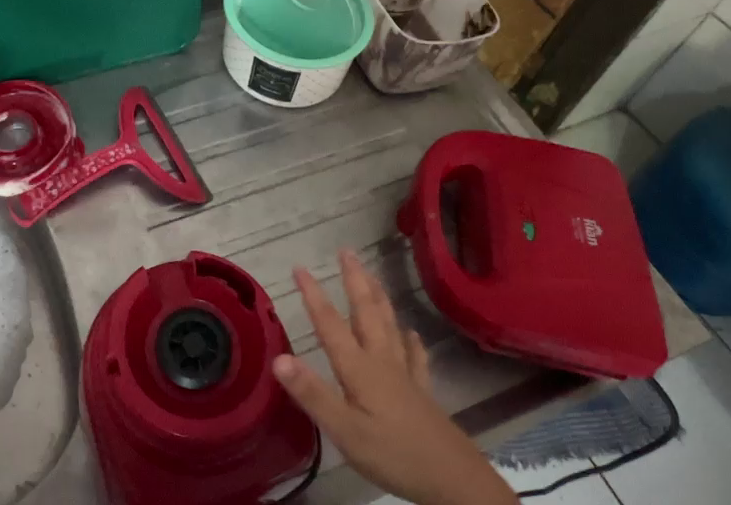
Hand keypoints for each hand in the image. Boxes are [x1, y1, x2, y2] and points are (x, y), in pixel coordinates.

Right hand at [272, 250, 517, 504]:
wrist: (451, 478)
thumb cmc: (392, 453)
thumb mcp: (344, 430)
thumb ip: (312, 393)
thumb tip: (278, 357)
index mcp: (359, 368)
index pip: (330, 325)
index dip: (313, 295)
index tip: (300, 267)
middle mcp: (382, 361)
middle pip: (366, 313)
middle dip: (354, 281)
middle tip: (347, 252)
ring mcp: (405, 374)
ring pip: (389, 325)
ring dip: (378, 298)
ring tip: (372, 276)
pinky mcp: (422, 391)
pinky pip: (415, 356)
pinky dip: (411, 340)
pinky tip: (412, 333)